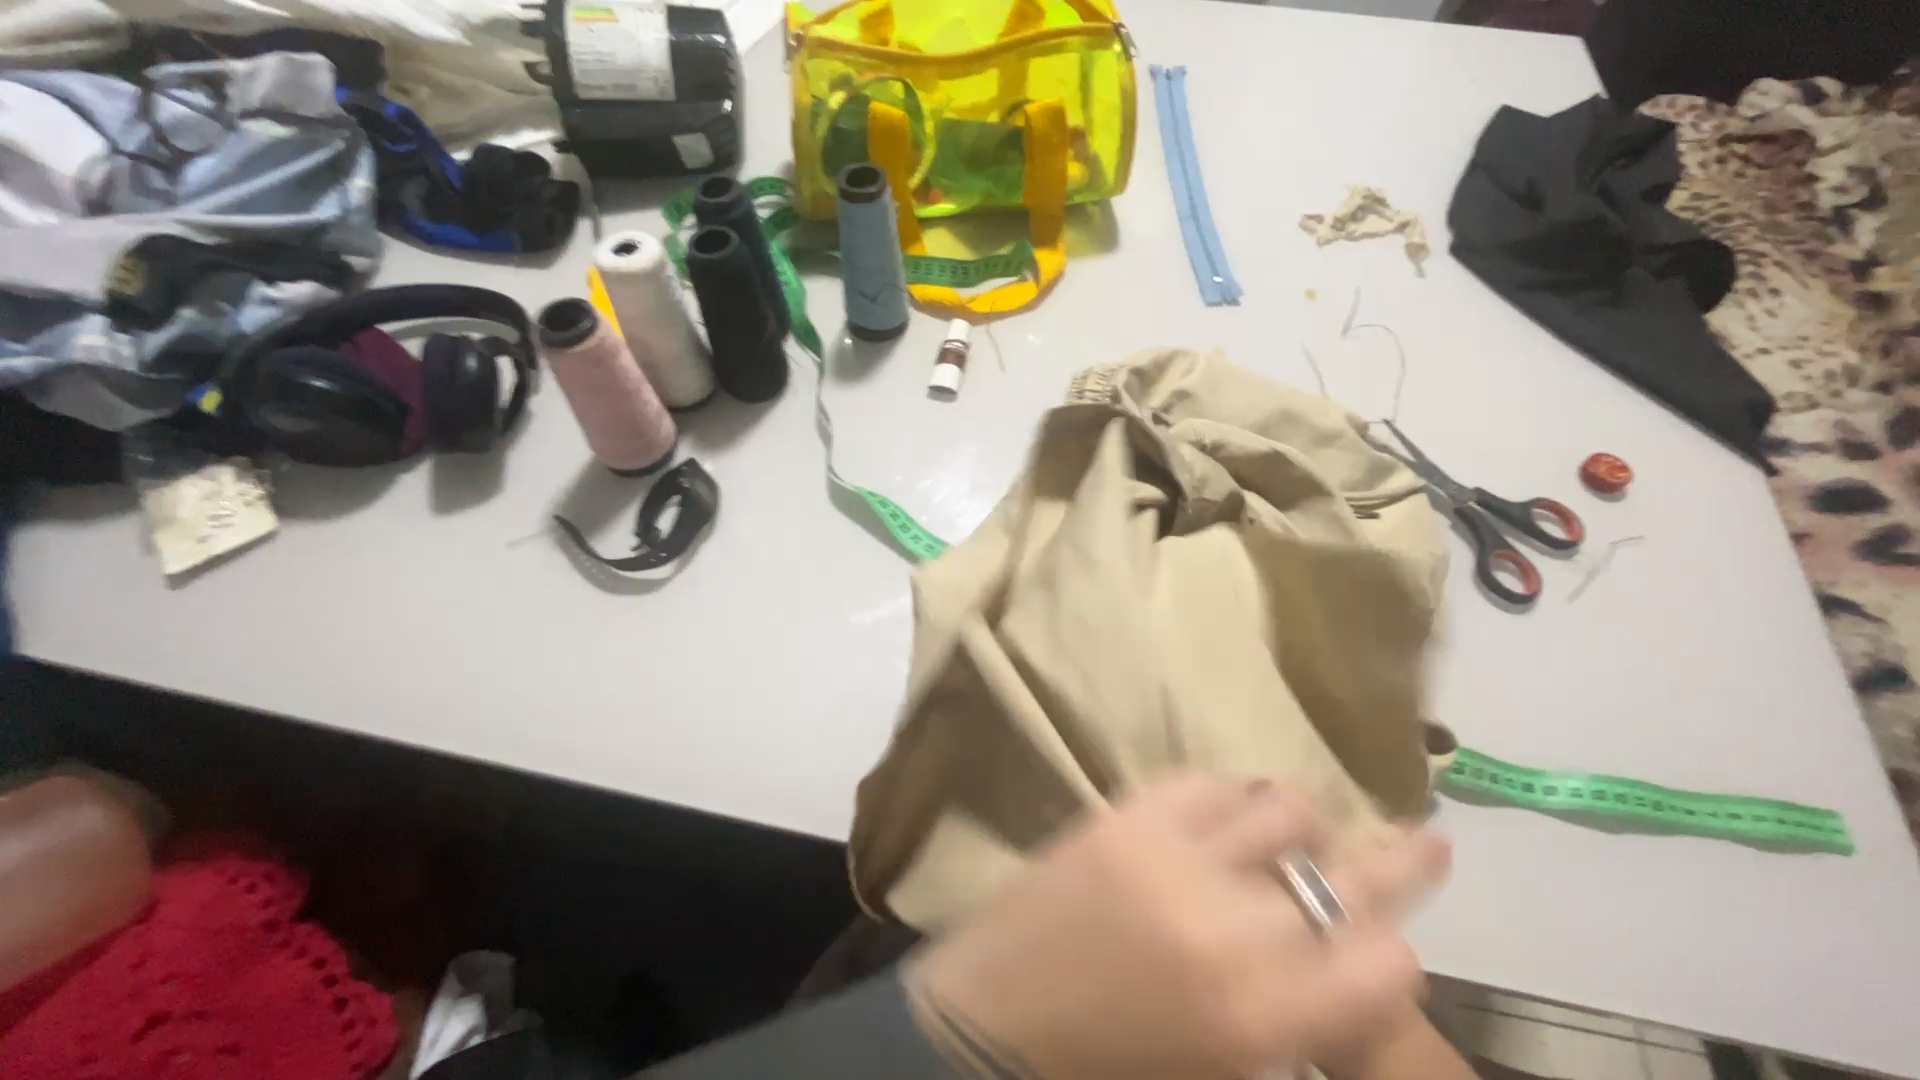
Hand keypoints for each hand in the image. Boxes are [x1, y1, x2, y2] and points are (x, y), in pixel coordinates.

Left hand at [905, 774, 1450, 1079]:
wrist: (984, 1035)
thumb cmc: (1109, 1074)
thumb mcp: (1224, 1071)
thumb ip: (1296, 1021)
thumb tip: (1341, 964)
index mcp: (1265, 1018)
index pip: (1387, 960)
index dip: (1393, 955)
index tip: (1384, 945)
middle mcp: (1233, 927)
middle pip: (1349, 874)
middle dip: (1399, 861)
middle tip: (1424, 843)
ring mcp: (1173, 857)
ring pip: (1282, 807)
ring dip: (1299, 826)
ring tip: (1290, 840)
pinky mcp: (1119, 817)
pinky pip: (1203, 780)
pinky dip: (1225, 797)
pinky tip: (1220, 819)